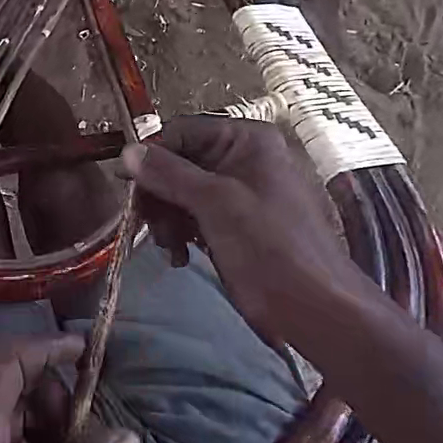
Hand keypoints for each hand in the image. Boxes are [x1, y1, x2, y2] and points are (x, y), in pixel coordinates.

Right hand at [120, 115, 378, 346]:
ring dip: (165, 218)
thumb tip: (127, 150)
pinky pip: (190, 215)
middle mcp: (241, 158)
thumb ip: (169, 173)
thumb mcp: (215, 203)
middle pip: (175, 162)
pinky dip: (178, 232)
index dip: (151, 157)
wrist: (316, 310)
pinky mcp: (231, 222)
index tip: (127, 186)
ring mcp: (236, 192)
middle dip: (158, 194)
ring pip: (177, 191)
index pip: (180, 132)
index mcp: (247, 140)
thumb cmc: (270, 248)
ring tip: (169, 247)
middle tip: (146, 222)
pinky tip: (180, 255)